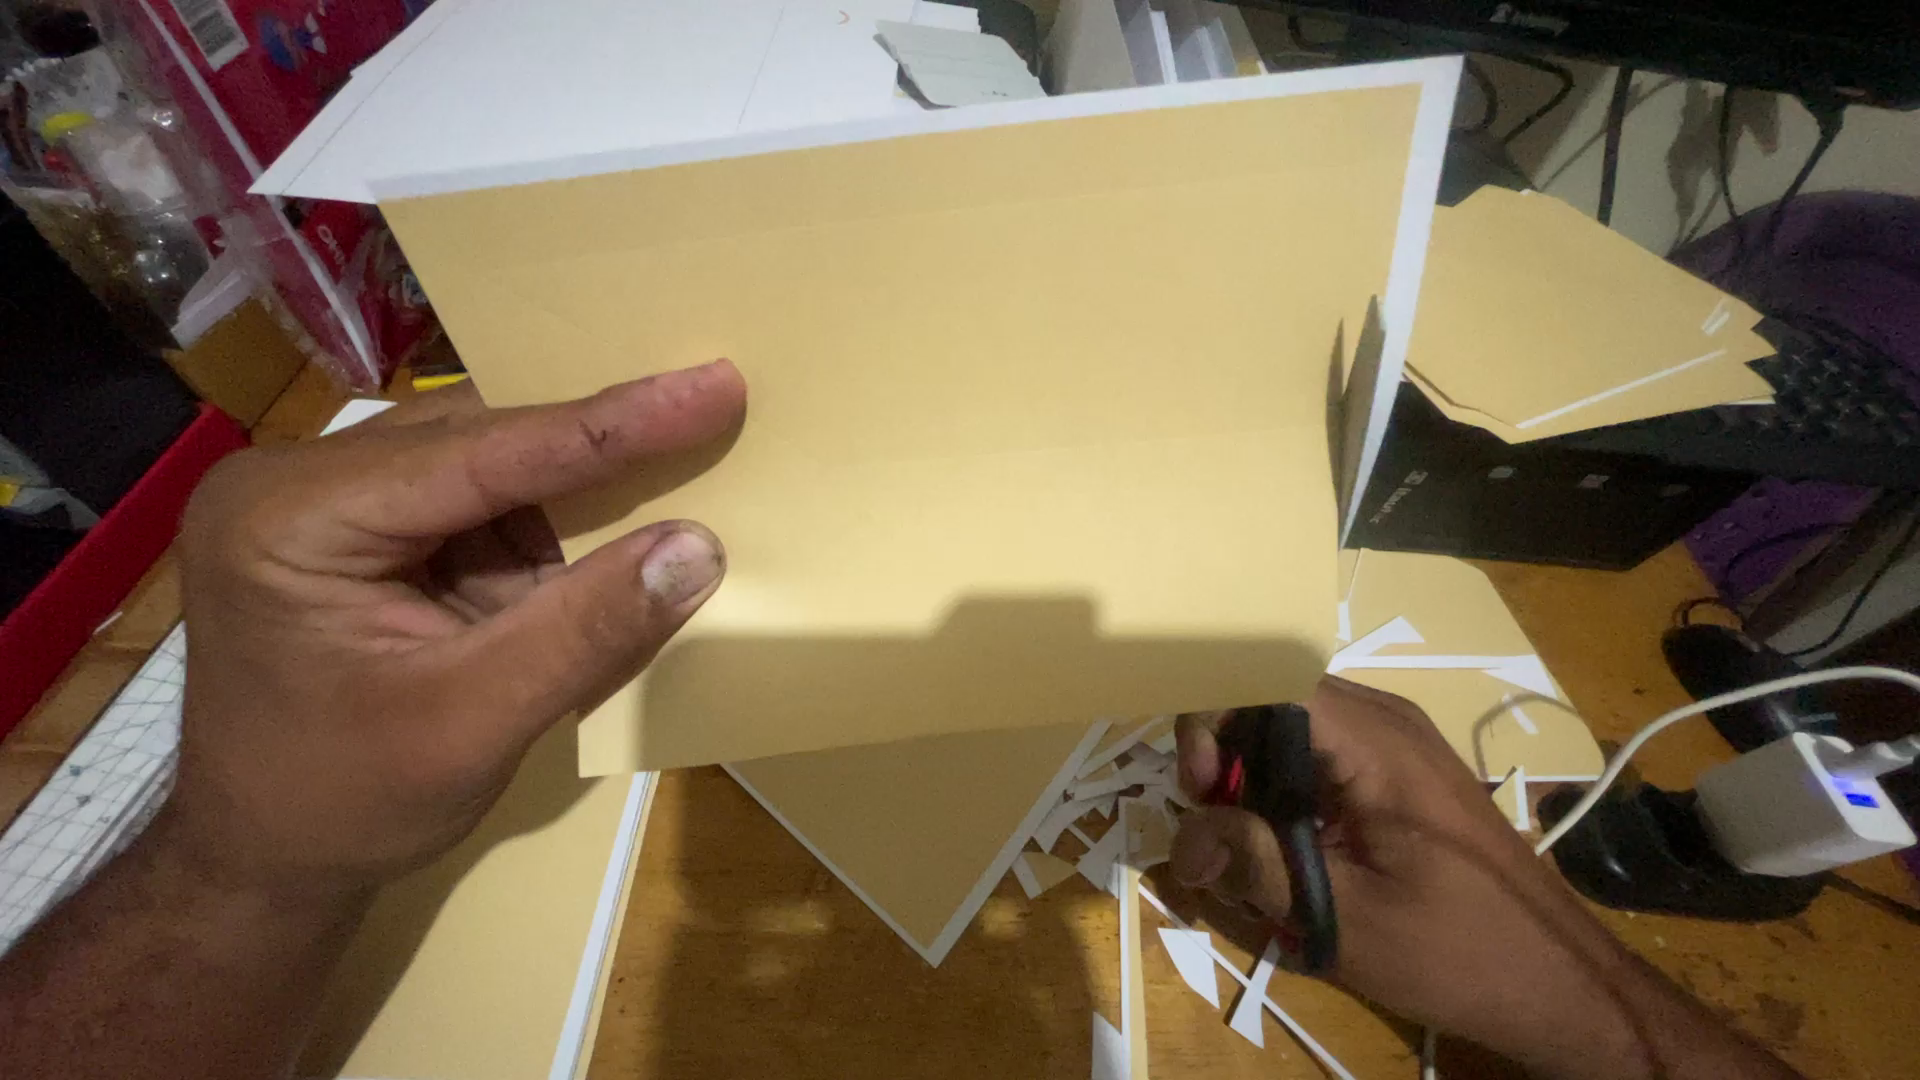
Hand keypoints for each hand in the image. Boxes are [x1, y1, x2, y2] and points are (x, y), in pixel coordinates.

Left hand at [166, 360, 745, 897]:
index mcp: (295, 515)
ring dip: (597, 478)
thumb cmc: (345, 801)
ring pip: (507, 459)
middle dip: (609, 437)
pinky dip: (573, 520)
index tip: (716, 386)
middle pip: (495, 436)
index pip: (488, 452)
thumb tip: (700, 547)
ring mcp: (354, 503)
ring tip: (686, 465)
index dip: (616, 424)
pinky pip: (506, 501)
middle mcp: (314, 481)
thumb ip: (587, 631)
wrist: (270, 857)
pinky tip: (620, 531)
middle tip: (714, 405)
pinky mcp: (397, 534)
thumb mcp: (474, 724)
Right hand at [1170, 676, 1801, 1079]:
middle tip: (1213, 824)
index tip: (1201, 789)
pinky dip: (1276, 784)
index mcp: (1373, 740)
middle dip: (1221, 752)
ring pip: (1281, 722)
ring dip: (1245, 773)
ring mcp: (1389, 738)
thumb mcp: (1345, 919)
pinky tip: (1284, 839)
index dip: (1211, 721)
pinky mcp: (1391, 765)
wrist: (1568, 987)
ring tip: (1244, 839)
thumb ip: (1254, 863)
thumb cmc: (1460, 953)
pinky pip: (1309, 748)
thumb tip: (1181, 839)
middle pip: (1265, 697)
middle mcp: (1379, 717)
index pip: (1262, 681)